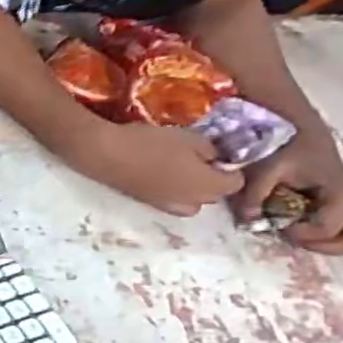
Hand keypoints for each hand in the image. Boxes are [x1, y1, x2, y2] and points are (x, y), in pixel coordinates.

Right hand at [74, 122, 244, 216]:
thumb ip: (211, 149)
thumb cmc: (151, 143)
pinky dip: (174, 192)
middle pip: (215, 195)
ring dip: (194, 190)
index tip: (221, 154)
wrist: (106, 155)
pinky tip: (161, 176)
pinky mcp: (149, 204)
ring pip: (194, 202)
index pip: (237, 183)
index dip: (233, 168)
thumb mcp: (190, 137)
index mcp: (209, 185)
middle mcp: (193, 202)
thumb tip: (216, 158)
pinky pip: (173, 202)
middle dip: (214, 180)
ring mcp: (169, 205)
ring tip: (182, 171)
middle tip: (201, 160)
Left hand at [233, 132, 342, 254]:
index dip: (298, 234)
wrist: (306, 140)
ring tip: (299, 232)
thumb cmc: (287, 153)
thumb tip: (248, 221)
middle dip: (320, 246)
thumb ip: (253, 197)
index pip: (326, 229)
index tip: (277, 225)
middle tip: (292, 234)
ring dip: (328, 245)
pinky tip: (307, 228)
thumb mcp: (264, 171)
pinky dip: (332, 240)